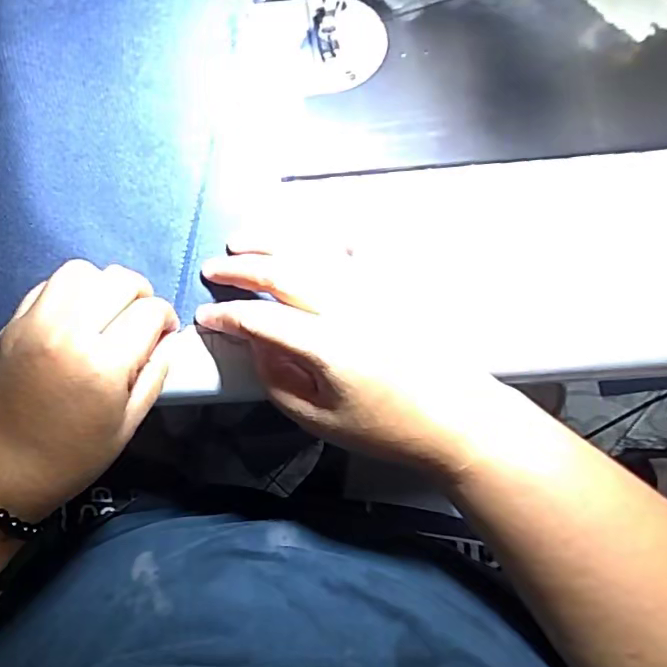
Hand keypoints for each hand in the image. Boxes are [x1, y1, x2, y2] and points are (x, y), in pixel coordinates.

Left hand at [0, 260, 179, 519]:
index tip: (163, 335)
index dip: (166, 319)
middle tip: (140, 321)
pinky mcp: (12, 323)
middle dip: (141, 295)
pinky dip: (70, 292)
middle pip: (119, 280)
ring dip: (103, 286)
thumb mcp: (126, 426)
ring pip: (81, 270)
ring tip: (107, 313)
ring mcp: (35, 322)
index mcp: (103, 363)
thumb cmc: (69, 459)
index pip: (150, 312)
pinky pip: (48, 285)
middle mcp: (69, 331)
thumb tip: (167, 340)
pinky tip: (75, 319)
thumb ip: (154, 376)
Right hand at [196, 237, 534, 481]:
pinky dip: (327, 238)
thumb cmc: (390, 429)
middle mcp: (350, 308)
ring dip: (273, 242)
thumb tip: (255, 344)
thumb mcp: (319, 420)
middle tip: (213, 270)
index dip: (228, 315)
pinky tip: (311, 237)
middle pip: (283, 272)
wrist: (458, 420)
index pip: (262, 318)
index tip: (207, 316)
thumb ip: (277, 379)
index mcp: (328, 347)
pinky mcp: (395, 287)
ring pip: (313, 251)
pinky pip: (356, 248)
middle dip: (240, 269)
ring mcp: (376, 291)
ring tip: (244, 241)